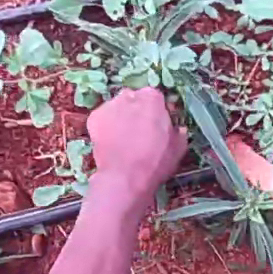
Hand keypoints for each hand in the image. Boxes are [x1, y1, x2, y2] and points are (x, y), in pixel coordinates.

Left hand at [85, 86, 186, 210]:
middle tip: (140, 133)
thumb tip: (178, 129)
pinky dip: (106, 128)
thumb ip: (178, 133)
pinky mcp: (94, 118)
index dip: (156, 112)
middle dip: (136, 111)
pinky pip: (103, 119)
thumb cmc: (155, 163)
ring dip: (121, 118)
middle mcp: (129, 95)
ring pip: (116, 108)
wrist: (125, 178)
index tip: (157, 126)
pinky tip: (112, 144)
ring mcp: (109, 106)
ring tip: (124, 140)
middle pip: (134, 99)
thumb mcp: (177, 149)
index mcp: (152, 98)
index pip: (155, 97)